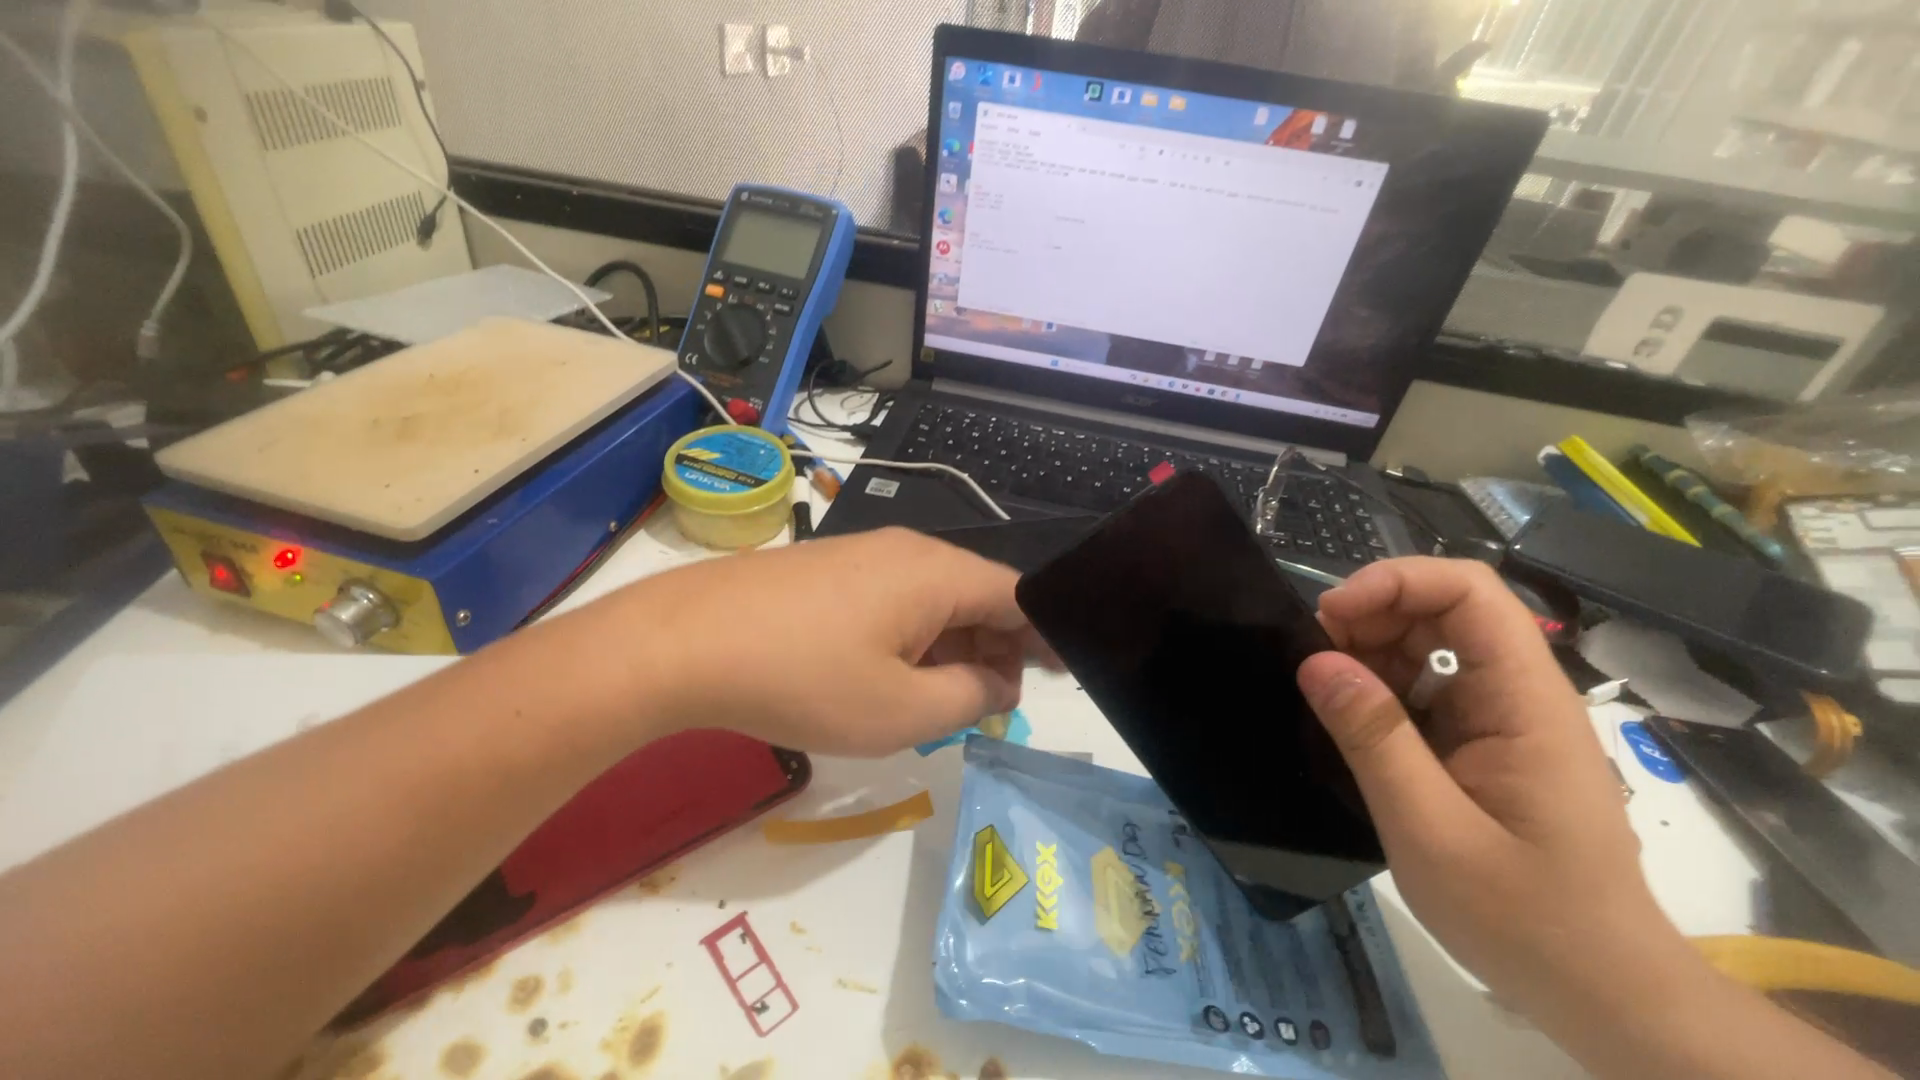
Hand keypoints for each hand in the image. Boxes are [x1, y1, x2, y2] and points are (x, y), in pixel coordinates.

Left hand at [598, 528, 1053, 755]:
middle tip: (993, 707)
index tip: (1062, 675)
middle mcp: (907, 551)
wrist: (683, 643)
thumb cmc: (803, 680)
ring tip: (942, 703)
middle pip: (977, 596)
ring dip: (952, 650)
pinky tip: (890, 679)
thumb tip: (998, 684)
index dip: (1046, 636)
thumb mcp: (902, 711)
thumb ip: (970, 698)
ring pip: (933, 601)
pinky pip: (893, 601)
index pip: (1018, 596)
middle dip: (997, 650)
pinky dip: (912, 640)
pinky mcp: (827, 571)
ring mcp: (862, 556)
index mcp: (938, 574)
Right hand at [1295, 557, 1672, 1014]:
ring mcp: (1506, 721)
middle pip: (1448, 610)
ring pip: (1434, 648)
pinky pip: (1431, 692)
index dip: (1395, 582)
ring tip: (1324, 691)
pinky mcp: (1489, 747)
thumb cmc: (1523, 916)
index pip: (1469, 592)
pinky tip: (1351, 723)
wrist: (1599, 990)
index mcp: (1525, 701)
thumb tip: (1317, 661)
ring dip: (1373, 652)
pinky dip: (1383, 692)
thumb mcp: (1430, 831)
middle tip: (1314, 658)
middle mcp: (1521, 696)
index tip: (1331, 617)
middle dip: (1374, 615)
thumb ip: (1374, 740)